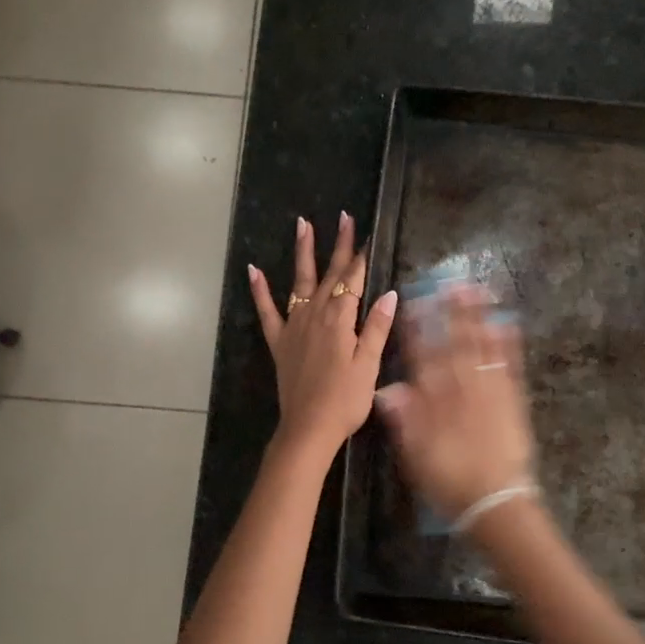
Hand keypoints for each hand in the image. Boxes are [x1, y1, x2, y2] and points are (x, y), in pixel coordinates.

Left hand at [247, 212, 397, 454]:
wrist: (308, 427)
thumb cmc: (345, 400)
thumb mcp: (368, 365)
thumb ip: (376, 327)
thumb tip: (390, 294)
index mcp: (340, 319)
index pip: (353, 279)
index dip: (362, 256)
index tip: (367, 232)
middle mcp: (315, 315)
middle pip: (330, 273)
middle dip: (339, 244)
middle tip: (343, 216)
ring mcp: (294, 326)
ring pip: (299, 282)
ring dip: (302, 253)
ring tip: (302, 225)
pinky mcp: (280, 342)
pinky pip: (267, 311)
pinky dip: (260, 290)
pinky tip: (254, 270)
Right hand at [374, 282, 535, 517]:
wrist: (495, 501)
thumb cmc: (449, 481)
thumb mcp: (415, 455)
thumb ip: (404, 420)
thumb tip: (388, 389)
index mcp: (435, 401)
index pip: (423, 358)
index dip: (419, 329)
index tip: (416, 303)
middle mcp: (462, 389)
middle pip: (455, 344)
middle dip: (451, 312)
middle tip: (450, 283)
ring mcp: (490, 391)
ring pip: (482, 347)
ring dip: (479, 317)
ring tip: (476, 289)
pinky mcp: (512, 400)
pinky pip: (510, 366)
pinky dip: (508, 343)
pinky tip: (507, 322)